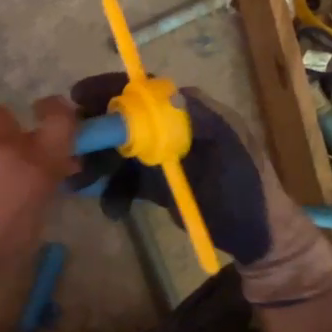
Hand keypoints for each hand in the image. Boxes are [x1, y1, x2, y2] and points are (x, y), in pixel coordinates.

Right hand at [69, 74, 331, 306]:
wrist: (260, 242)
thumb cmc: (247, 193)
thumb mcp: (231, 153)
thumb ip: (202, 122)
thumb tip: (170, 90)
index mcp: (191, 112)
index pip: (143, 90)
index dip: (109, 90)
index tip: (77, 98)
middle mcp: (172, 127)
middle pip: (123, 118)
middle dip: (95, 134)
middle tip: (71, 152)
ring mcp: (163, 154)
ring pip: (119, 148)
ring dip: (98, 164)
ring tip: (80, 183)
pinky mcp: (157, 181)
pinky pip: (126, 177)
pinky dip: (113, 188)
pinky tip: (112, 207)